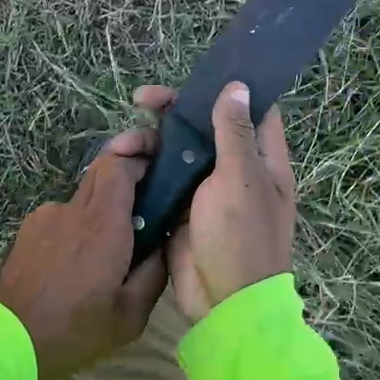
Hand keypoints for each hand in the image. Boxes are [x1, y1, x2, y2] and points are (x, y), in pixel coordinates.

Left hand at [0, 128, 170, 379]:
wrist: (11, 336)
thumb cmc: (75, 330)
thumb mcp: (130, 316)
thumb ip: (153, 274)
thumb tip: (164, 244)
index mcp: (102, 226)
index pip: (119, 166)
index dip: (139, 157)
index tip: (159, 166)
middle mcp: (73, 209)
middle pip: (102, 170)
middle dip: (127, 174)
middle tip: (146, 201)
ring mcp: (47, 214)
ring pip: (84, 196)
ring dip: (102, 211)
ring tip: (108, 255)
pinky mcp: (30, 225)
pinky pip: (64, 215)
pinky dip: (78, 228)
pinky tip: (77, 265)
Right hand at [134, 82, 295, 322]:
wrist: (223, 305)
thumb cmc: (241, 238)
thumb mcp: (239, 179)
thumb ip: (234, 132)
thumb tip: (238, 86)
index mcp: (261, 162)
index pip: (252, 112)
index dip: (228, 89)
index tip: (195, 74)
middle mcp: (234, 170)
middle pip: (202, 126)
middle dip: (170, 110)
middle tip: (140, 99)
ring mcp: (205, 190)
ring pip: (174, 149)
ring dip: (145, 142)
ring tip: (119, 147)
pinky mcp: (180, 208)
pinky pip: (158, 176)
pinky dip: (139, 166)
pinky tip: (117, 163)